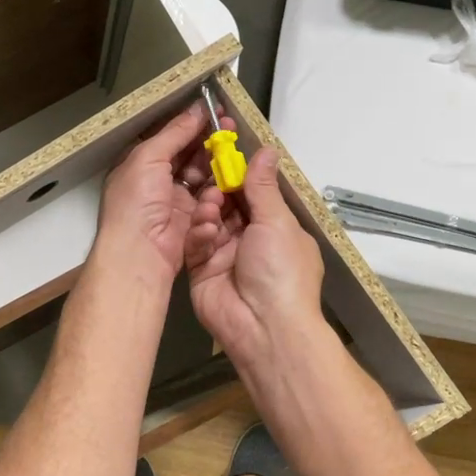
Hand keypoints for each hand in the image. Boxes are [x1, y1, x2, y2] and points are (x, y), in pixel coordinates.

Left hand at [93, 102, 214, 281]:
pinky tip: (224, 187)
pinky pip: (208, 201)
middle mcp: (155, 181)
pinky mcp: (189, 221)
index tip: (217, 111)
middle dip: (209, 143)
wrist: (140, 252)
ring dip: (216, 168)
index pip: (169, 137)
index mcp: (139, 164)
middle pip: (189, 156)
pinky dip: (215, 195)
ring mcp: (173, 202)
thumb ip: (174, 133)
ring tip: (232, 158)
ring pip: (202, 177)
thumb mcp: (148, 157)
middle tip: (232, 130)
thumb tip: (196, 108)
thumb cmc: (135, 201)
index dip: (192, 124)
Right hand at [184, 146, 326, 362]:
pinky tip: (204, 231)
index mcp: (276, 229)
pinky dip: (198, 235)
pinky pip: (195, 245)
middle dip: (220, 192)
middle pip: (228, 206)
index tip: (221, 155)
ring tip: (211, 210)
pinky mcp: (202, 270)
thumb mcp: (277, 222)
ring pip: (209, 222)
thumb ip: (263, 186)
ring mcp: (224, 256)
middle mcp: (250, 240)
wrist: (263, 325)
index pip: (254, 195)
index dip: (239, 176)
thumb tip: (267, 149)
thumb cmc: (281, 270)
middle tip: (213, 184)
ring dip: (208, 211)